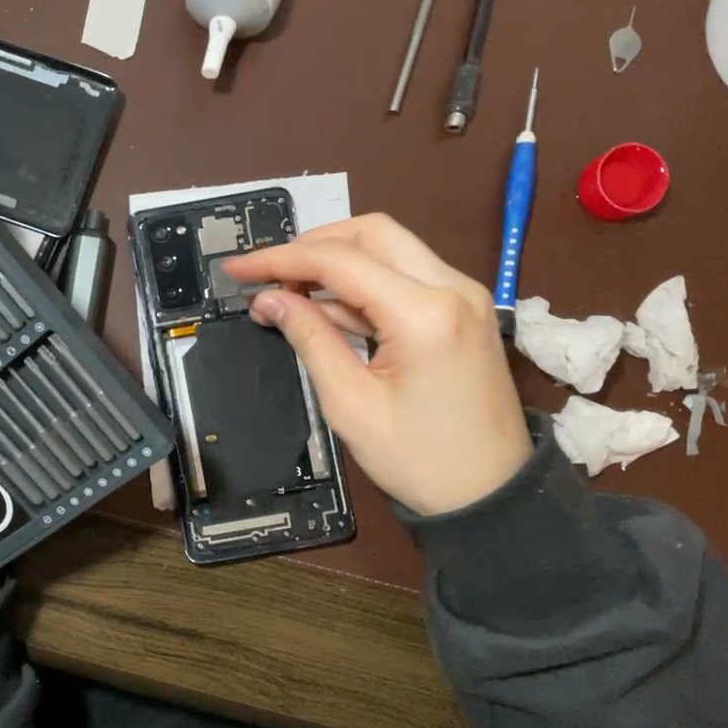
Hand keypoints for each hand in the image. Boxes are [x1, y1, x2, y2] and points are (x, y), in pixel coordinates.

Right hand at [222, 214, 532, 516]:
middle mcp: (452, 288)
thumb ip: (310, 339)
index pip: (340, 261)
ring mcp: (463, 296)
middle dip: (312, 244)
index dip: (280, 259)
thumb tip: (269, 299)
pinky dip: (360, 283)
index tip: (237, 267)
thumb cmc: (418, 459)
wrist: (490, 494)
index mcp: (424, 313)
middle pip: (372, 233)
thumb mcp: (350, 403)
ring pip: (390, 248)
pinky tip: (323, 308)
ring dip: (335, 262)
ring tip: (286, 292)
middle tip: (267, 272)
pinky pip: (404, 277)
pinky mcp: (462, 311)